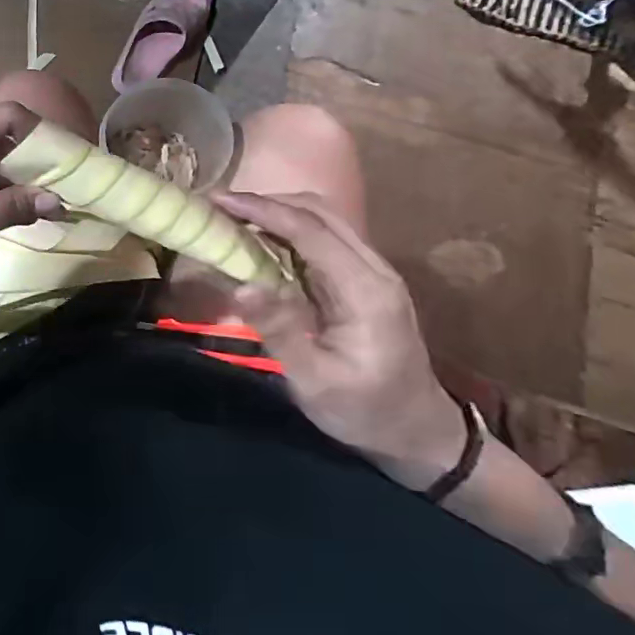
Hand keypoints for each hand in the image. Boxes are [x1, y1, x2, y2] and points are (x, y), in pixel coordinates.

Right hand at [212, 191, 468, 486]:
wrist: (417, 433)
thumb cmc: (362, 411)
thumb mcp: (314, 380)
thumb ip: (279, 330)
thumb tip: (241, 285)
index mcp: (365, 291)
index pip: (310, 230)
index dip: (262, 210)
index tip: (217, 201)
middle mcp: (374, 270)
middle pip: (320, 212)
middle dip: (266, 202)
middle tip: (217, 208)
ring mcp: (372, 272)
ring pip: (324, 218)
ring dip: (277, 211)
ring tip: (230, 219)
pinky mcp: (362, 279)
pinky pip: (323, 237)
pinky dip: (286, 228)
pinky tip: (258, 240)